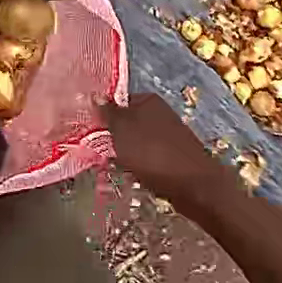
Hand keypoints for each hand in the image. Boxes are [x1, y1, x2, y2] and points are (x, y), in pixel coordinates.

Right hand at [98, 93, 233, 209]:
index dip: (100, 115)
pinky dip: (137, 164)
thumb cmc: (153, 153)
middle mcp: (159, 113)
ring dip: (122, 152)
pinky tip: (130, 174)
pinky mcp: (172, 156)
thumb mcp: (122, 129)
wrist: (194, 186)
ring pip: (134, 141)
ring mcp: (167, 135)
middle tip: (95, 149)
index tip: (87, 130)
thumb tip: (95, 95)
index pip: (115, 101)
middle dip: (110, 136)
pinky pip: (145, 156)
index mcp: (147, 100)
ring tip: (110, 165)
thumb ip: (107, 113)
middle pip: (125, 122)